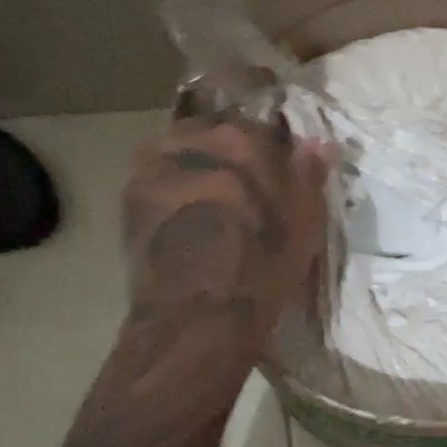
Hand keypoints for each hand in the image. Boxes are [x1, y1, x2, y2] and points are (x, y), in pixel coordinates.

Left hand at [121, 117, 331, 360]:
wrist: (198, 317)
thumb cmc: (262, 273)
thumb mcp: (303, 229)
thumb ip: (309, 178)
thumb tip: (318, 142)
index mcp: (244, 139)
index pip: (263, 128)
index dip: (272, 153)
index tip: (278, 177)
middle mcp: (194, 138)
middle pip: (217, 134)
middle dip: (230, 156)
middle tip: (243, 192)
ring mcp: (155, 162)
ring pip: (183, 151)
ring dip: (197, 168)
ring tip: (210, 204)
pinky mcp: (129, 192)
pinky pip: (158, 176)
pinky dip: (173, 188)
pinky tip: (183, 216)